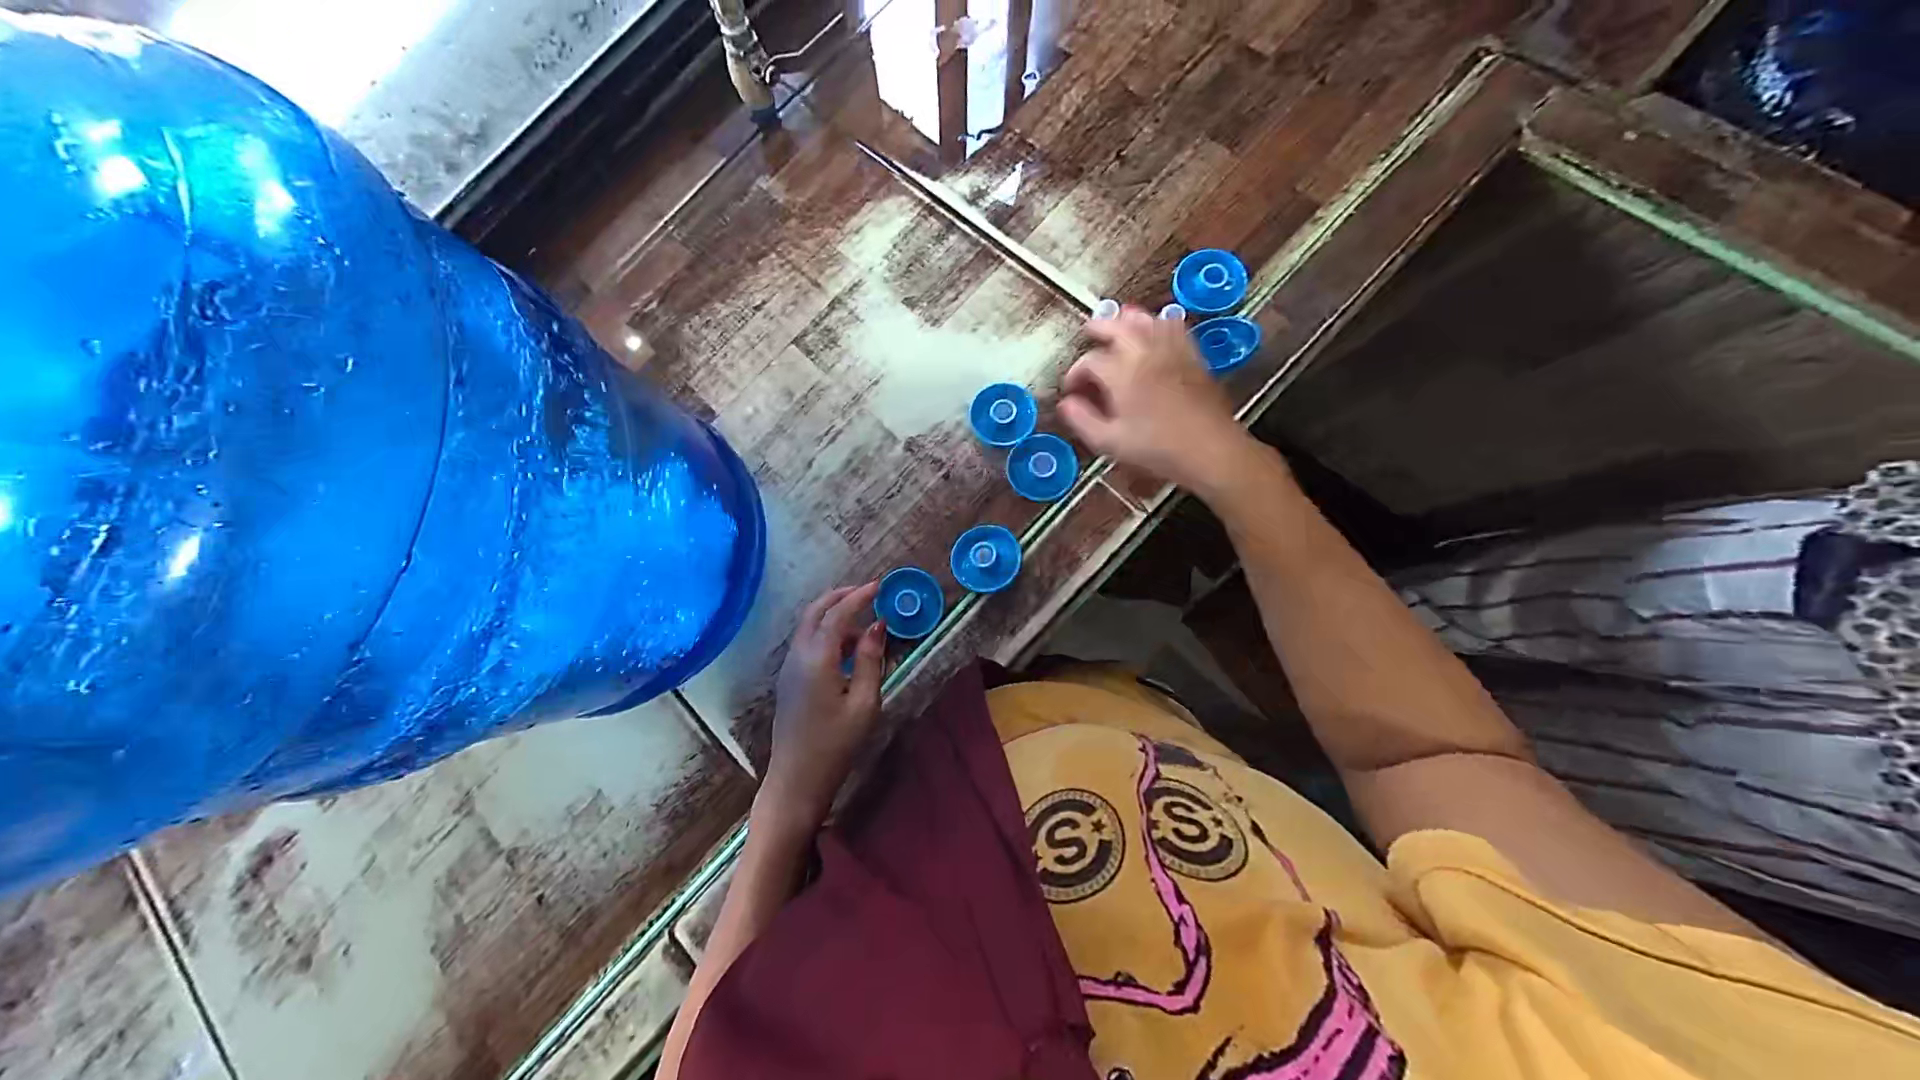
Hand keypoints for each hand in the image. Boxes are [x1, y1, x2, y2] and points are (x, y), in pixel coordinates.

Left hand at [762, 582, 886, 827]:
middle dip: (840, 597)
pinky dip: (827, 634)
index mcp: (817, 659)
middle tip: (867, 593)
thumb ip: (870, 660)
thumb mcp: (864, 703)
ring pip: (809, 627)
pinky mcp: (789, 680)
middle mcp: (798, 656)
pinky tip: (848, 651)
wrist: (797, 779)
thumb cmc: (836, 744)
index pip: (838, 614)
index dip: (859, 596)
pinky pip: (808, 643)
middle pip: (815, 612)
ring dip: (834, 617)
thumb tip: (877, 626)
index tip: (879, 585)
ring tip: (865, 628)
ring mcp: (789, 668)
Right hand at [1058, 307, 1255, 493]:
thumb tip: (1067, 405)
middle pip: (1117, 326)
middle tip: (1088, 330)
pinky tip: (1159, 325)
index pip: (1089, 362)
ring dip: (1129, 318)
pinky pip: (1176, 327)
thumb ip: (1083, 420)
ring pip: (1147, 320)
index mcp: (1121, 374)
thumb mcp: (1110, 442)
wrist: (1209, 450)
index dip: (1076, 373)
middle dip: (1099, 326)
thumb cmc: (1158, 449)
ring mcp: (1172, 352)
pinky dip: (1162, 321)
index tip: (1072, 388)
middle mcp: (1145, 354)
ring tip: (1119, 319)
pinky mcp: (1193, 357)